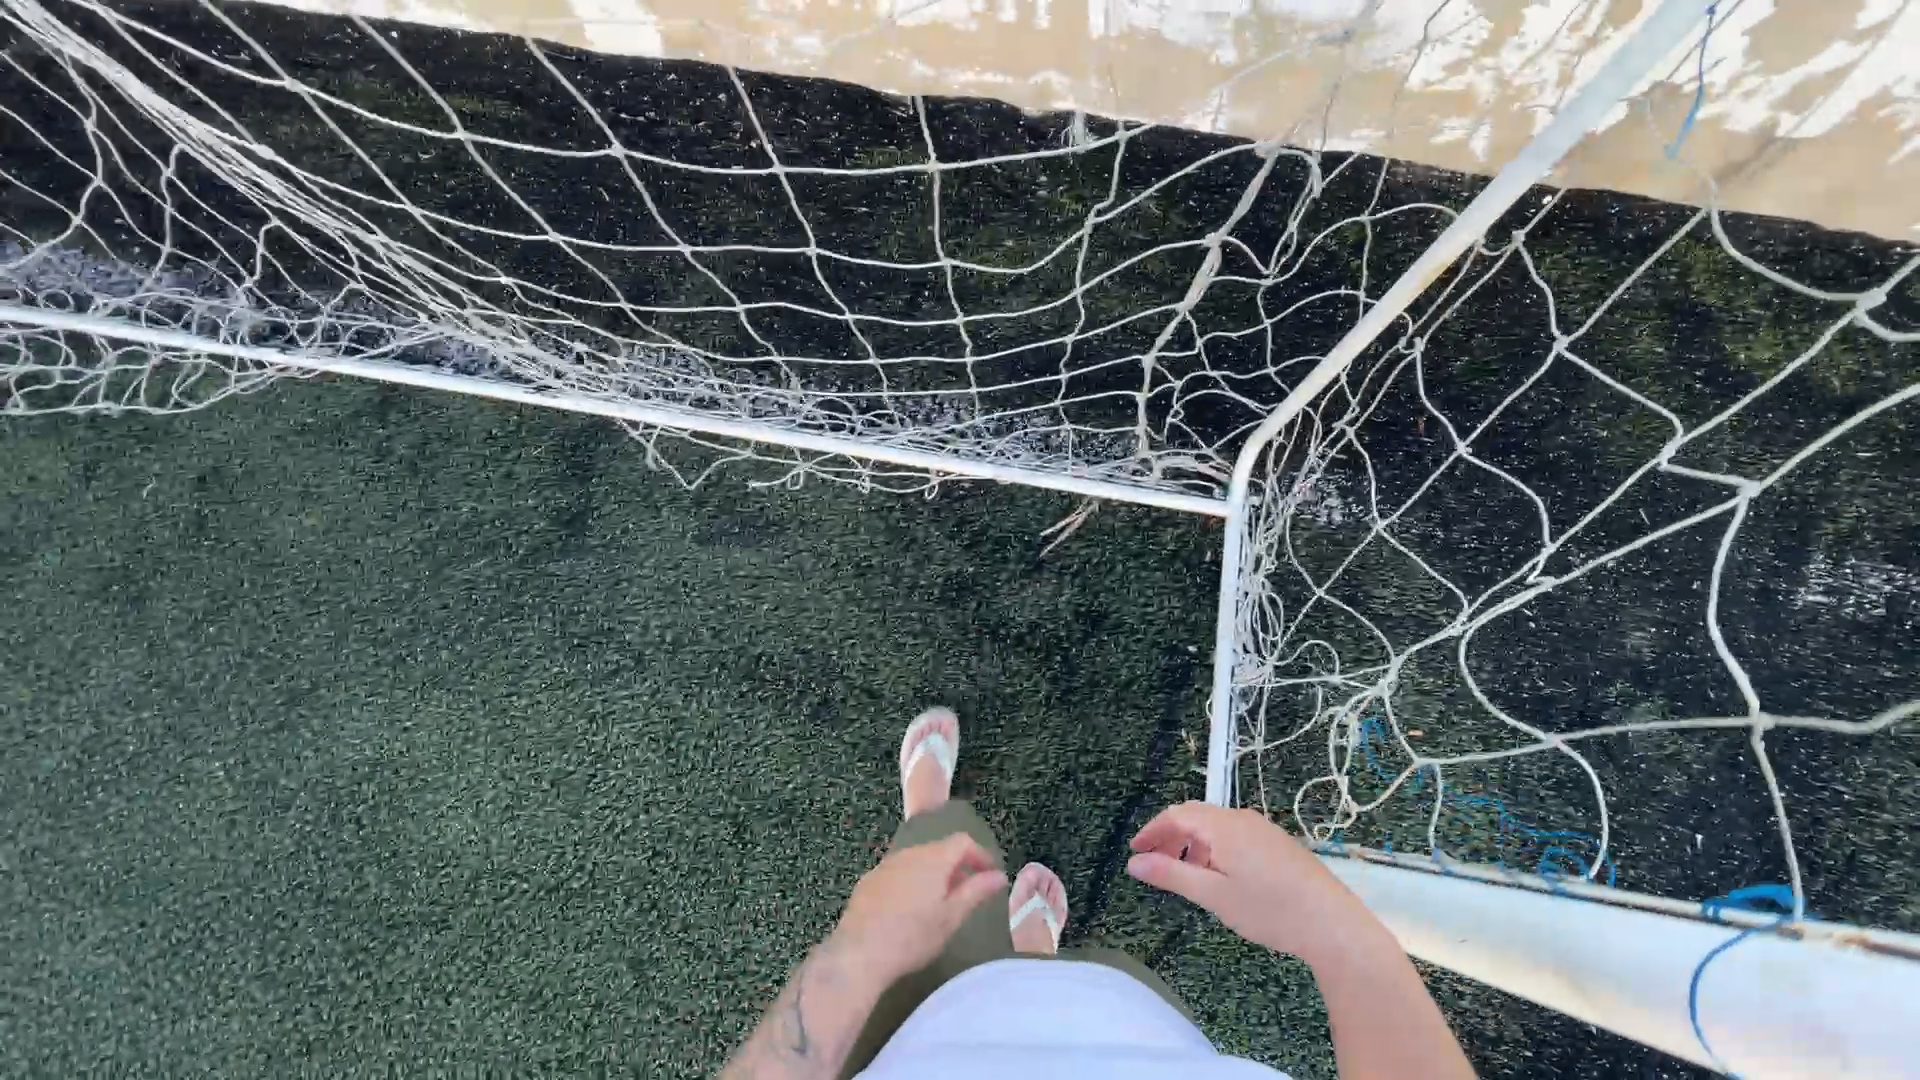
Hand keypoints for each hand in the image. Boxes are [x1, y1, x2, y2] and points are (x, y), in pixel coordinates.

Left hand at [830, 833, 1007, 984]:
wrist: (859, 953)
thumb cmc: (913, 936)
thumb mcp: (951, 917)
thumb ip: (976, 891)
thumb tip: (999, 875)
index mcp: (933, 859)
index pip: (962, 841)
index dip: (980, 855)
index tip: (990, 875)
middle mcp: (909, 854)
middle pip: (939, 849)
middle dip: (957, 867)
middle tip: (966, 893)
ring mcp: (885, 865)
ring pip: (917, 861)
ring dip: (933, 875)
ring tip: (939, 904)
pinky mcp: (868, 881)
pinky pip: (898, 873)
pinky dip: (911, 883)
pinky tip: (908, 910)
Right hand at [1127, 801, 1383, 966]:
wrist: (1333, 925)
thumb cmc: (1269, 909)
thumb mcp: (1213, 895)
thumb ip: (1171, 875)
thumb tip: (1134, 862)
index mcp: (1223, 825)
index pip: (1175, 815)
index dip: (1151, 831)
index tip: (1134, 851)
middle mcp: (1241, 818)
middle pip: (1195, 816)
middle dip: (1170, 836)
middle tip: (1154, 862)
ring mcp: (1262, 829)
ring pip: (1216, 826)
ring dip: (1193, 844)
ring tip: (1187, 875)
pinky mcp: (1277, 842)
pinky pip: (1235, 834)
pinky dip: (1215, 848)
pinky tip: (1221, 877)